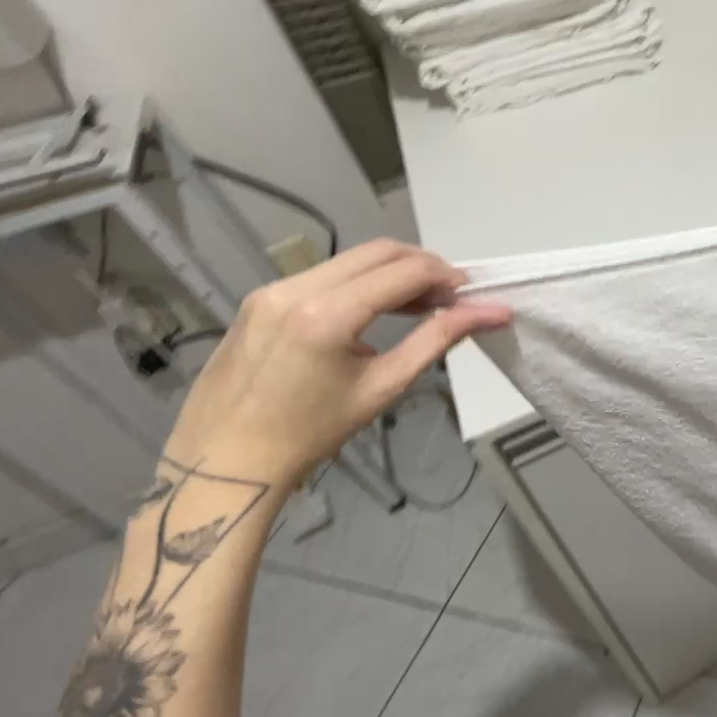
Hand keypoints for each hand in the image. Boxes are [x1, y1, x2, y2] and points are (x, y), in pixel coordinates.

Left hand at [162, 240, 512, 489]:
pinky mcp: (258, 300)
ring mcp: (271, 291)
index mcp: (328, 314)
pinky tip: (373, 313)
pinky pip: (324, 274)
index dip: (446, 276)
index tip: (470, 295)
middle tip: (449, 297)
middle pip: (379, 251)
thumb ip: (440, 338)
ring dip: (393, 272)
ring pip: (351, 259)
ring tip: (418, 305)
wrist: (221, 464)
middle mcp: (296, 289)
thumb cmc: (311, 433)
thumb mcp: (384, 385)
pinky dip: (360, 282)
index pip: (406, 270)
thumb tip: (495, 312)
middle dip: (423, 266)